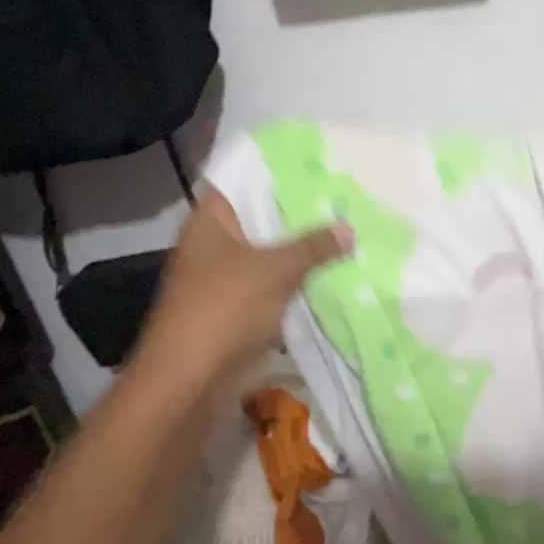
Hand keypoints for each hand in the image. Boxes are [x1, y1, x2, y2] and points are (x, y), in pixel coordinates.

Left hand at [130, 187, 350, 389]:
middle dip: (302, 214)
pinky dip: (301, 283)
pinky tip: (338, 273)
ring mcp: (228, 279)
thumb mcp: (274, 270)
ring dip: (305, 252)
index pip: (242, 181)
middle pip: (262, 219)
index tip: (316, 163)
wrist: (192, 380)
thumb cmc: (224, 310)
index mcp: (210, 221)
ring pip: (273, 256)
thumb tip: (348, 228)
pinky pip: (277, 287)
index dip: (277, 170)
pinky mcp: (242, 310)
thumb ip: (313, 247)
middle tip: (347, 197)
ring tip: (351, 231)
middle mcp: (216, 244)